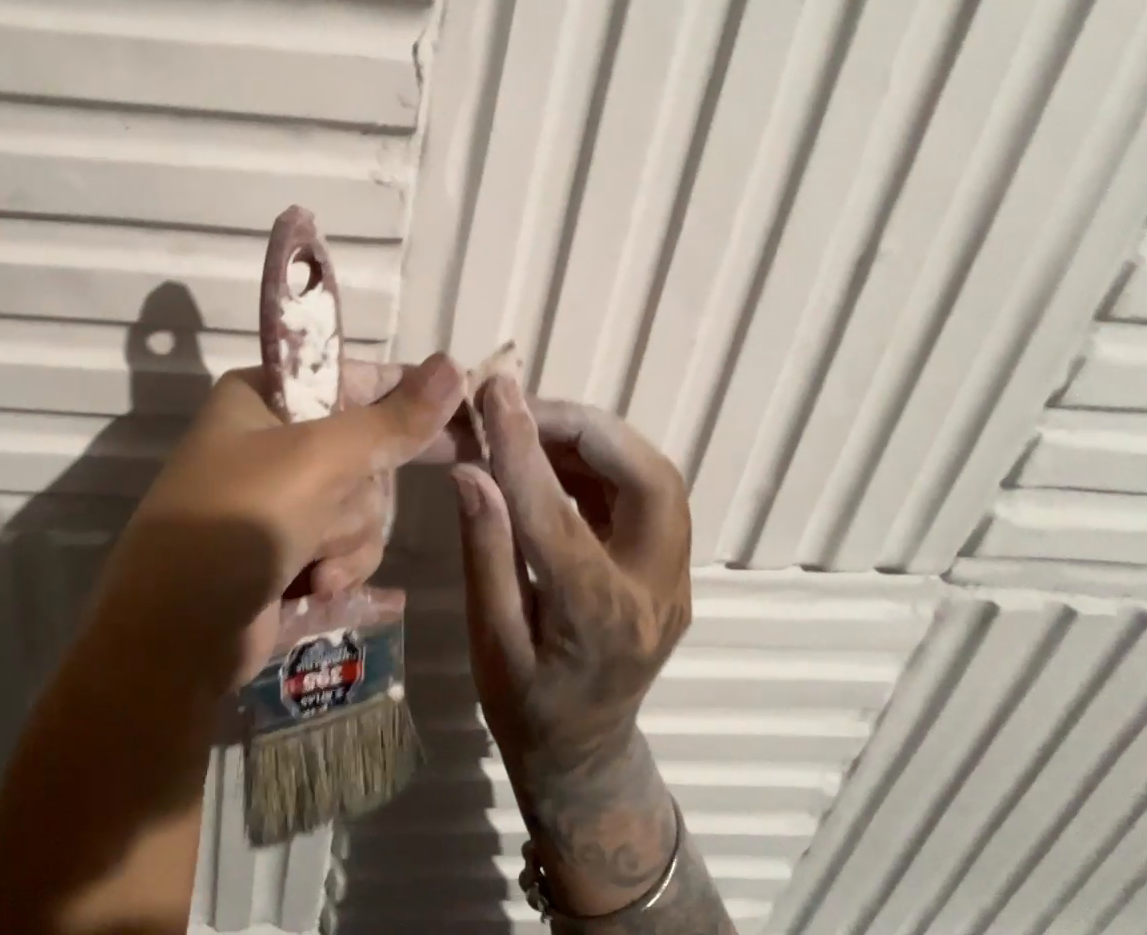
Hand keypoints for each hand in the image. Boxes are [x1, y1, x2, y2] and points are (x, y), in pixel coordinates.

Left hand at [102, 354, 464, 686]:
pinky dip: (337, 568)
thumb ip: (393, 420)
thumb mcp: (319, 461)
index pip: (359, 378)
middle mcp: (272, 439)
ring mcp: (280, 498)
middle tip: (331, 511)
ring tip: (309, 561)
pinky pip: (347, 545)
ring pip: (365, 506)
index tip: (467, 420)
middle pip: (369, 451)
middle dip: (360, 495)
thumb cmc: (238, 524)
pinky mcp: (288, 549)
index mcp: (265, 396)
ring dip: (347, 540)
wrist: (175, 636)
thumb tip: (453, 365)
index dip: (411, 400)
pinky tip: (308, 588)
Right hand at [451, 378, 690, 914]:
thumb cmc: (524, 704)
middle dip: (587, 428)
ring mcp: (674, 580)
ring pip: (658, 480)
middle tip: (520, 408)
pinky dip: (602, 463)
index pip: (559, 516)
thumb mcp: (489, 638)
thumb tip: (471, 471)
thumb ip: (486, 553)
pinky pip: (648, 496)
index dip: (522, 449)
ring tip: (530, 426)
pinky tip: (554, 459)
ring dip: (596, 440)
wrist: (583, 752)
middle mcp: (655, 592)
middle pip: (650, 482)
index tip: (493, 393)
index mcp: (597, 618)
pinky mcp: (672, 570)